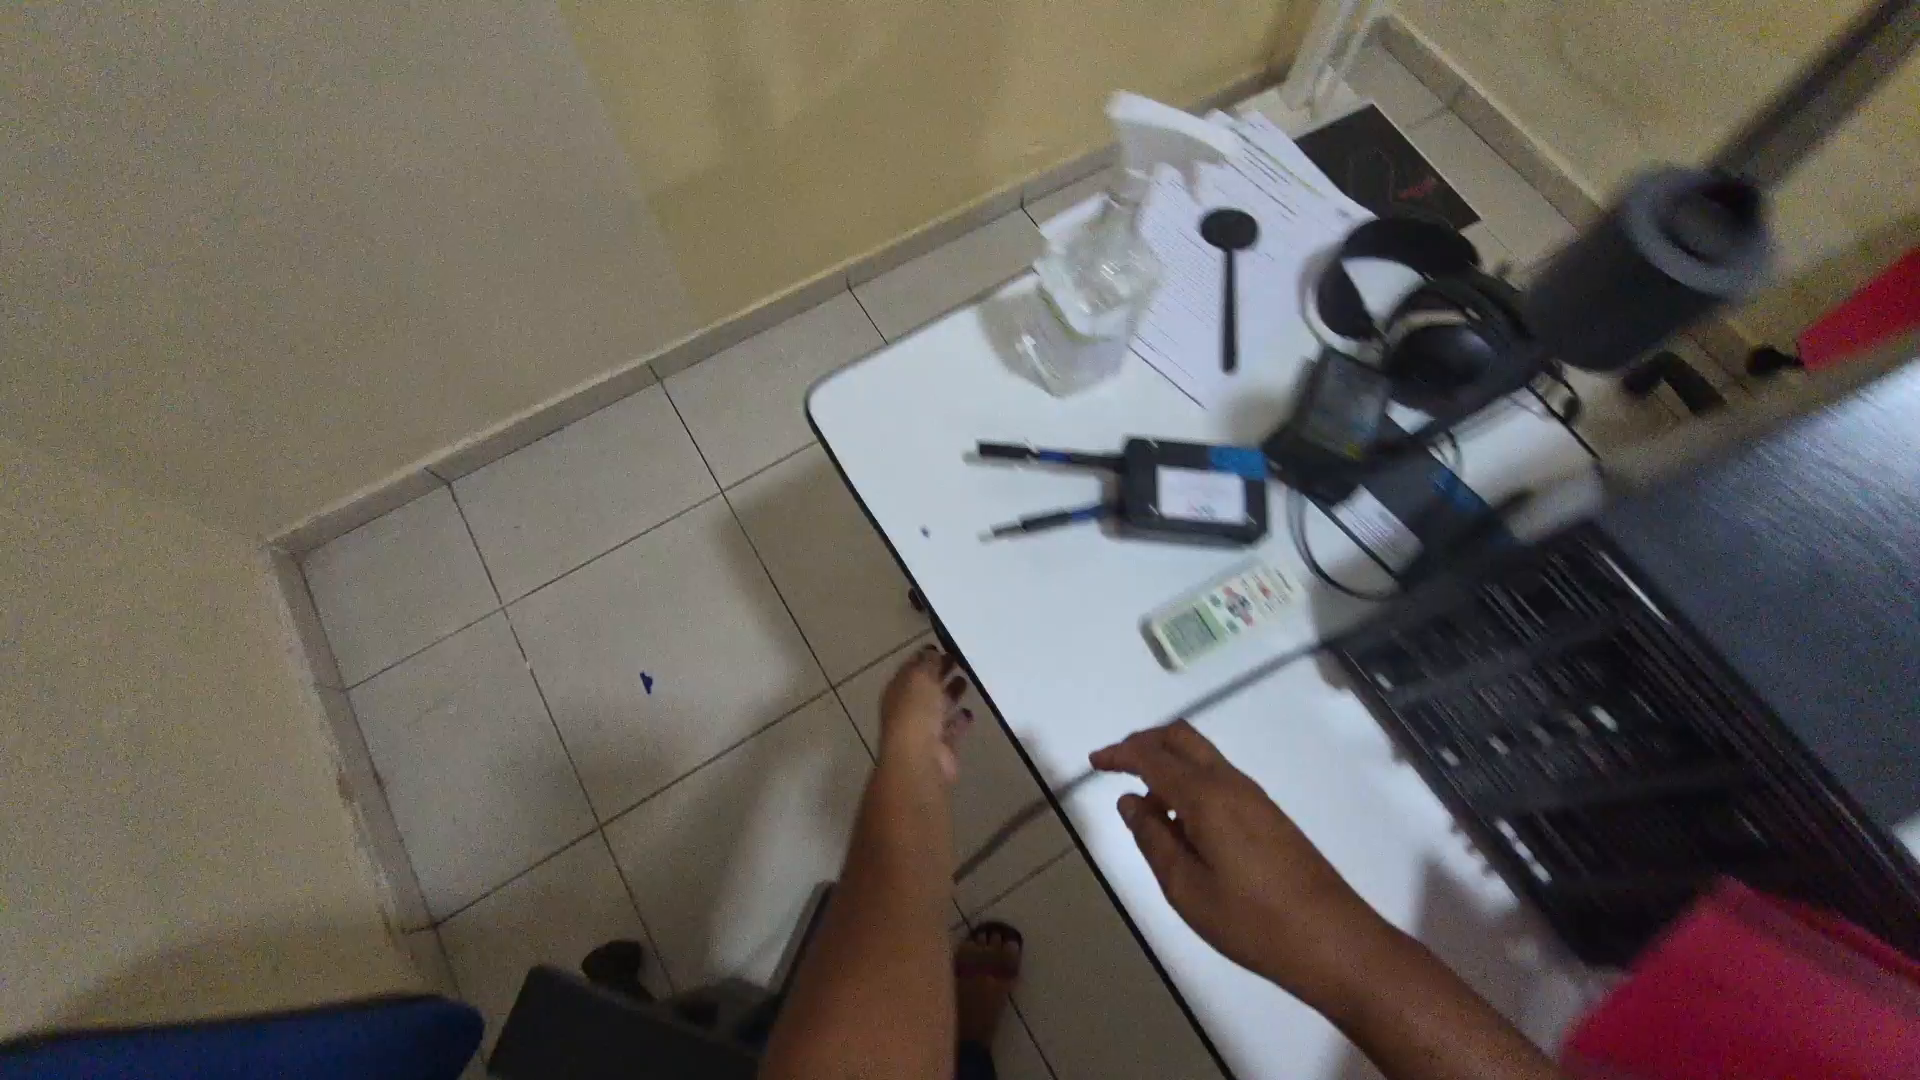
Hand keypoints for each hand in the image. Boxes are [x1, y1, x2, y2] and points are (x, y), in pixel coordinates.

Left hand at [878, 645, 973, 783]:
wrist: (920, 759)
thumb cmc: (915, 712)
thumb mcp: (920, 678)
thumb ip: (927, 663)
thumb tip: (932, 652)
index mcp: (898, 690)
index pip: (911, 668)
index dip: (925, 657)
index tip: (944, 646)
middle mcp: (908, 709)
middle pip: (926, 687)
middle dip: (940, 673)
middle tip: (961, 659)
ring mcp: (924, 730)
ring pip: (939, 707)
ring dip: (951, 694)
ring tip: (967, 680)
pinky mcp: (942, 747)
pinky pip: (952, 729)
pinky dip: (960, 720)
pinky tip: (971, 712)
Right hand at [1089, 720, 1404, 1021]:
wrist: (1334, 942)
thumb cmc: (1251, 920)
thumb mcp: (1185, 887)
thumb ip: (1152, 837)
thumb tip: (1130, 801)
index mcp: (1205, 796)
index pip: (1152, 756)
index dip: (1120, 754)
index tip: (1095, 762)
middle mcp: (1229, 783)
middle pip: (1180, 737)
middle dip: (1144, 743)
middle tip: (1116, 767)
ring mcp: (1253, 796)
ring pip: (1201, 756)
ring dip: (1168, 765)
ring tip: (1146, 809)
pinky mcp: (1267, 814)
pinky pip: (1217, 778)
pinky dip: (1189, 783)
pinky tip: (1182, 824)